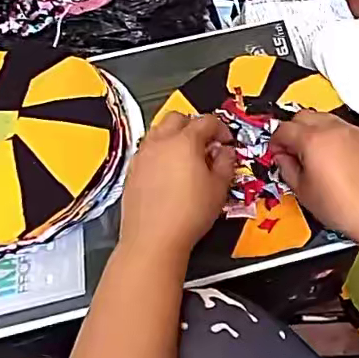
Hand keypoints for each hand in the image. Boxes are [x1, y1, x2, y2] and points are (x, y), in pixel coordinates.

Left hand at [118, 113, 233, 255]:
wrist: (154, 239)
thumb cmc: (185, 216)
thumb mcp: (219, 187)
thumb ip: (226, 163)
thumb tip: (226, 153)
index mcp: (185, 142)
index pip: (207, 121)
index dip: (221, 128)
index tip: (225, 140)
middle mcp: (160, 143)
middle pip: (178, 117)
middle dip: (195, 125)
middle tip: (207, 142)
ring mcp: (143, 156)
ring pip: (159, 130)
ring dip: (175, 135)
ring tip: (188, 154)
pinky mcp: (132, 170)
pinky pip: (147, 149)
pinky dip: (160, 151)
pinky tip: (170, 169)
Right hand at [270, 110, 358, 245]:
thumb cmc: (345, 206)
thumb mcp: (303, 191)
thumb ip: (287, 168)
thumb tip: (282, 159)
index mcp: (313, 140)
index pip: (283, 129)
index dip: (275, 142)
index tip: (275, 152)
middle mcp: (333, 130)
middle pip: (302, 116)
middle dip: (292, 130)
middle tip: (290, 150)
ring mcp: (352, 132)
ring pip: (324, 117)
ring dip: (313, 130)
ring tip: (312, 153)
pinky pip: (343, 128)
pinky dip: (333, 135)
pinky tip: (332, 156)